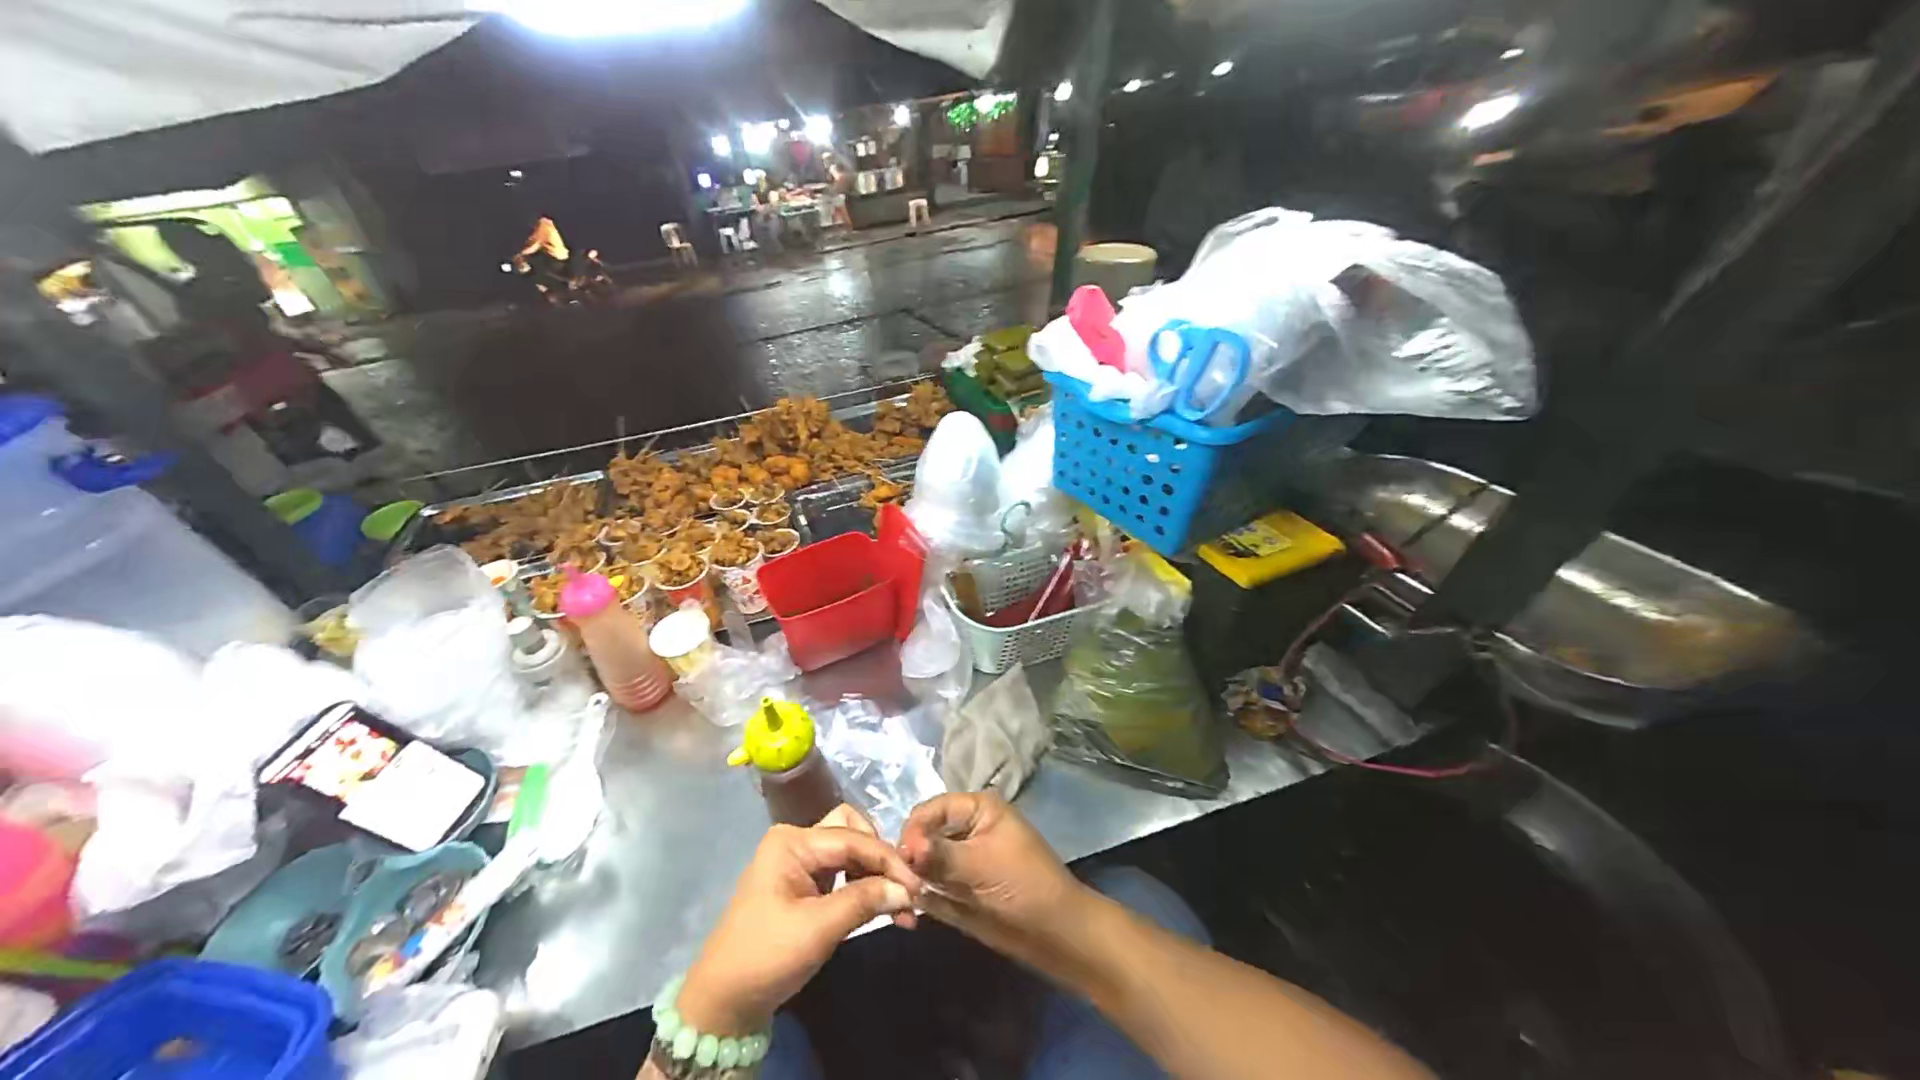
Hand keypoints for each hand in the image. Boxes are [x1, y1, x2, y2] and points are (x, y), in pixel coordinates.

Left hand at [677, 806, 921, 1034]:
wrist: (724, 1001)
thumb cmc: (766, 956)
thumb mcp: (818, 929)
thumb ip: (864, 901)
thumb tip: (907, 890)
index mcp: (793, 842)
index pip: (854, 840)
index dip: (889, 861)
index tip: (919, 887)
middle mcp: (797, 842)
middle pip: (854, 834)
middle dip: (882, 860)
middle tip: (907, 892)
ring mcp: (800, 863)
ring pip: (852, 852)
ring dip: (877, 875)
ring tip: (901, 905)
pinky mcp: (805, 885)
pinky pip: (844, 873)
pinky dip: (865, 887)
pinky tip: (882, 907)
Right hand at [898, 793, 1092, 977]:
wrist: (1055, 935)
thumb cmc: (1025, 886)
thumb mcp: (980, 865)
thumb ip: (939, 855)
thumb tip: (903, 847)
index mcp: (978, 809)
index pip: (932, 809)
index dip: (914, 830)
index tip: (900, 857)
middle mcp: (966, 830)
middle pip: (923, 836)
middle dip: (908, 858)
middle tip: (897, 883)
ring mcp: (960, 861)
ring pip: (922, 864)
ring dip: (910, 880)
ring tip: (902, 899)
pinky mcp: (957, 890)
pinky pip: (929, 888)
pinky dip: (919, 898)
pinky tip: (908, 911)